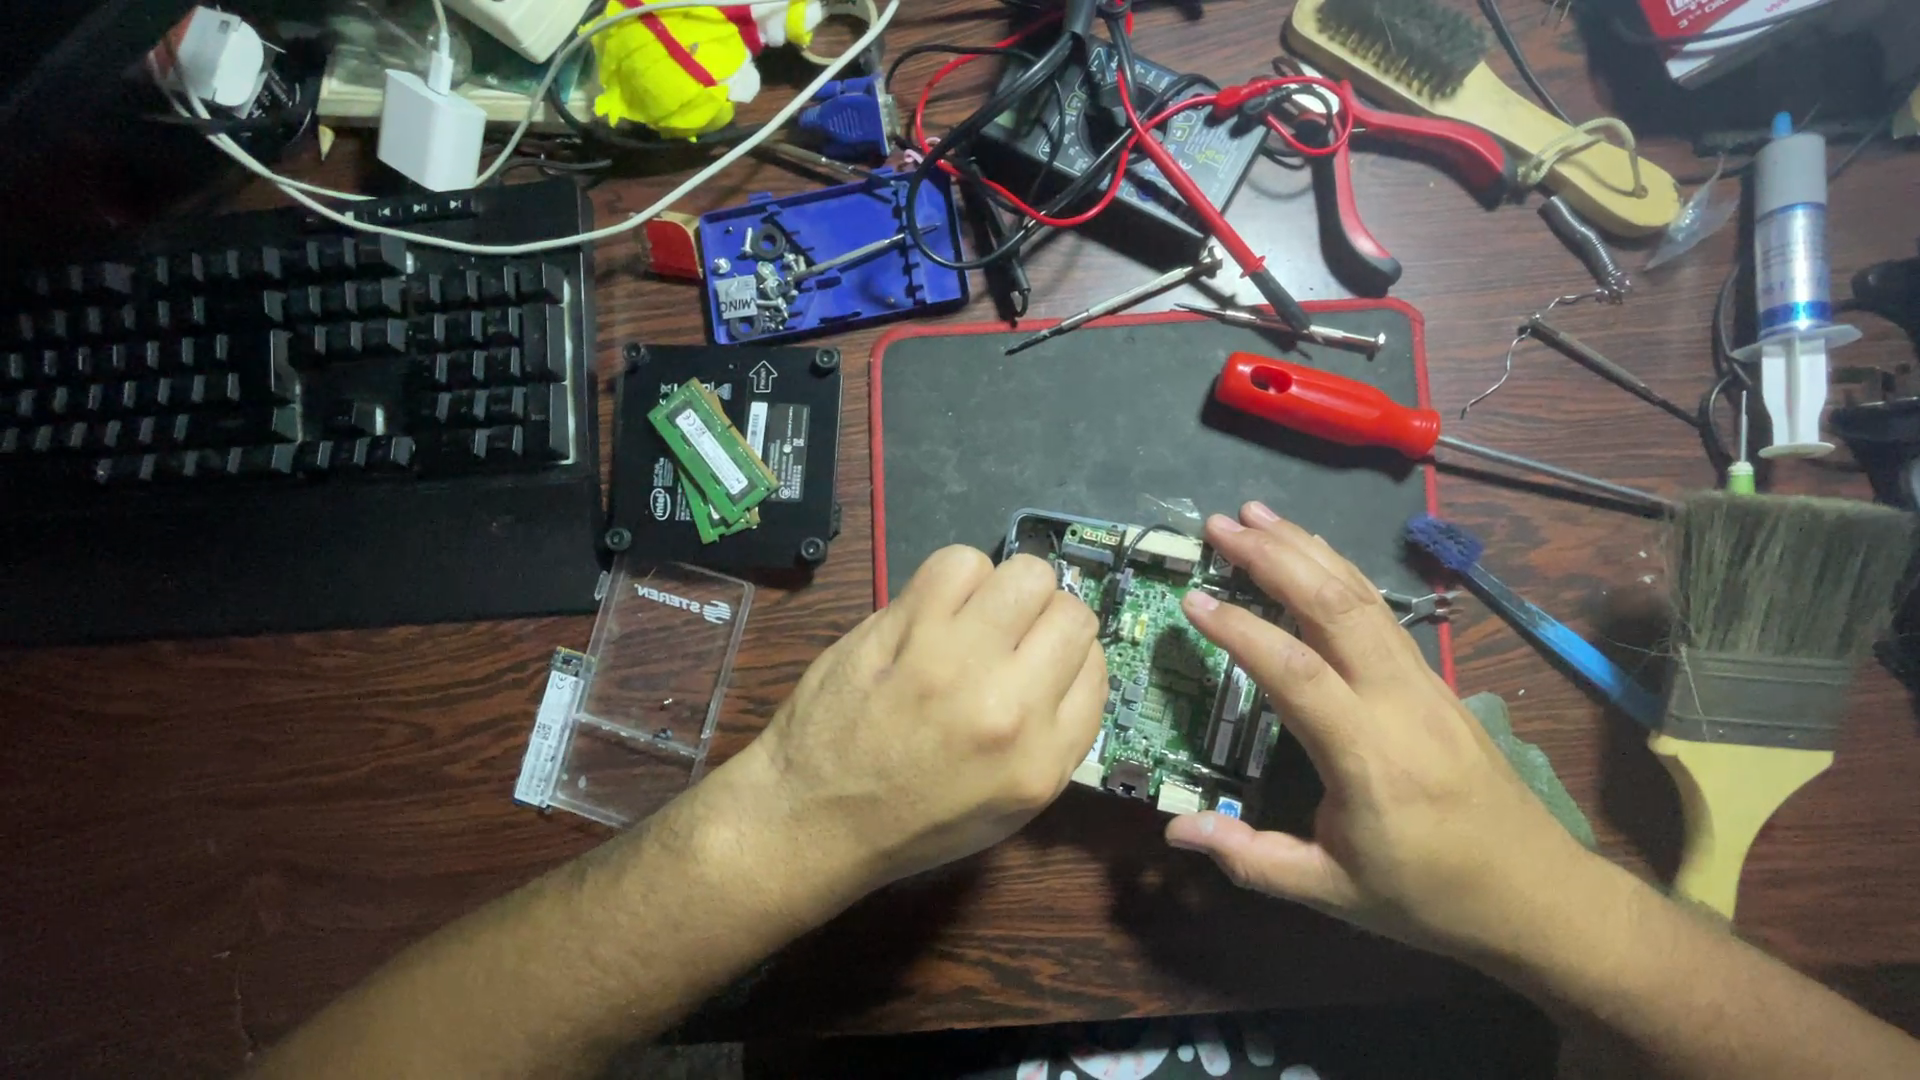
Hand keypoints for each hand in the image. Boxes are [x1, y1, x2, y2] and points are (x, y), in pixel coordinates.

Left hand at [741, 546, 1105, 890]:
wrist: (813, 819)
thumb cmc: (913, 822)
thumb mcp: (1008, 808)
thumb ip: (1054, 737)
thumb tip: (1067, 661)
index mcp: (1044, 760)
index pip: (1098, 666)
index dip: (1069, 655)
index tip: (1041, 659)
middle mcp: (1010, 706)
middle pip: (1071, 613)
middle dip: (1046, 617)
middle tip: (1010, 634)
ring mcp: (954, 659)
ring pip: (1025, 575)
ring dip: (1006, 589)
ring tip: (975, 615)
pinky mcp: (904, 627)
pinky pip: (960, 562)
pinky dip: (958, 575)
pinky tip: (939, 605)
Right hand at [1164, 503, 1594, 957]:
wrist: (1542, 898)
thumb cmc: (1429, 896)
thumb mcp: (1332, 891)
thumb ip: (1252, 857)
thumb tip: (1174, 830)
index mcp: (1369, 757)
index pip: (1297, 673)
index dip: (1242, 631)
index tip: (1194, 599)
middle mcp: (1399, 703)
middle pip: (1336, 608)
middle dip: (1276, 557)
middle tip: (1222, 524)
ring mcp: (1424, 684)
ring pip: (1363, 597)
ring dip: (1307, 548)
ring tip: (1257, 515)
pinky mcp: (1435, 680)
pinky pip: (1381, 611)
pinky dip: (1339, 570)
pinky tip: (1312, 551)